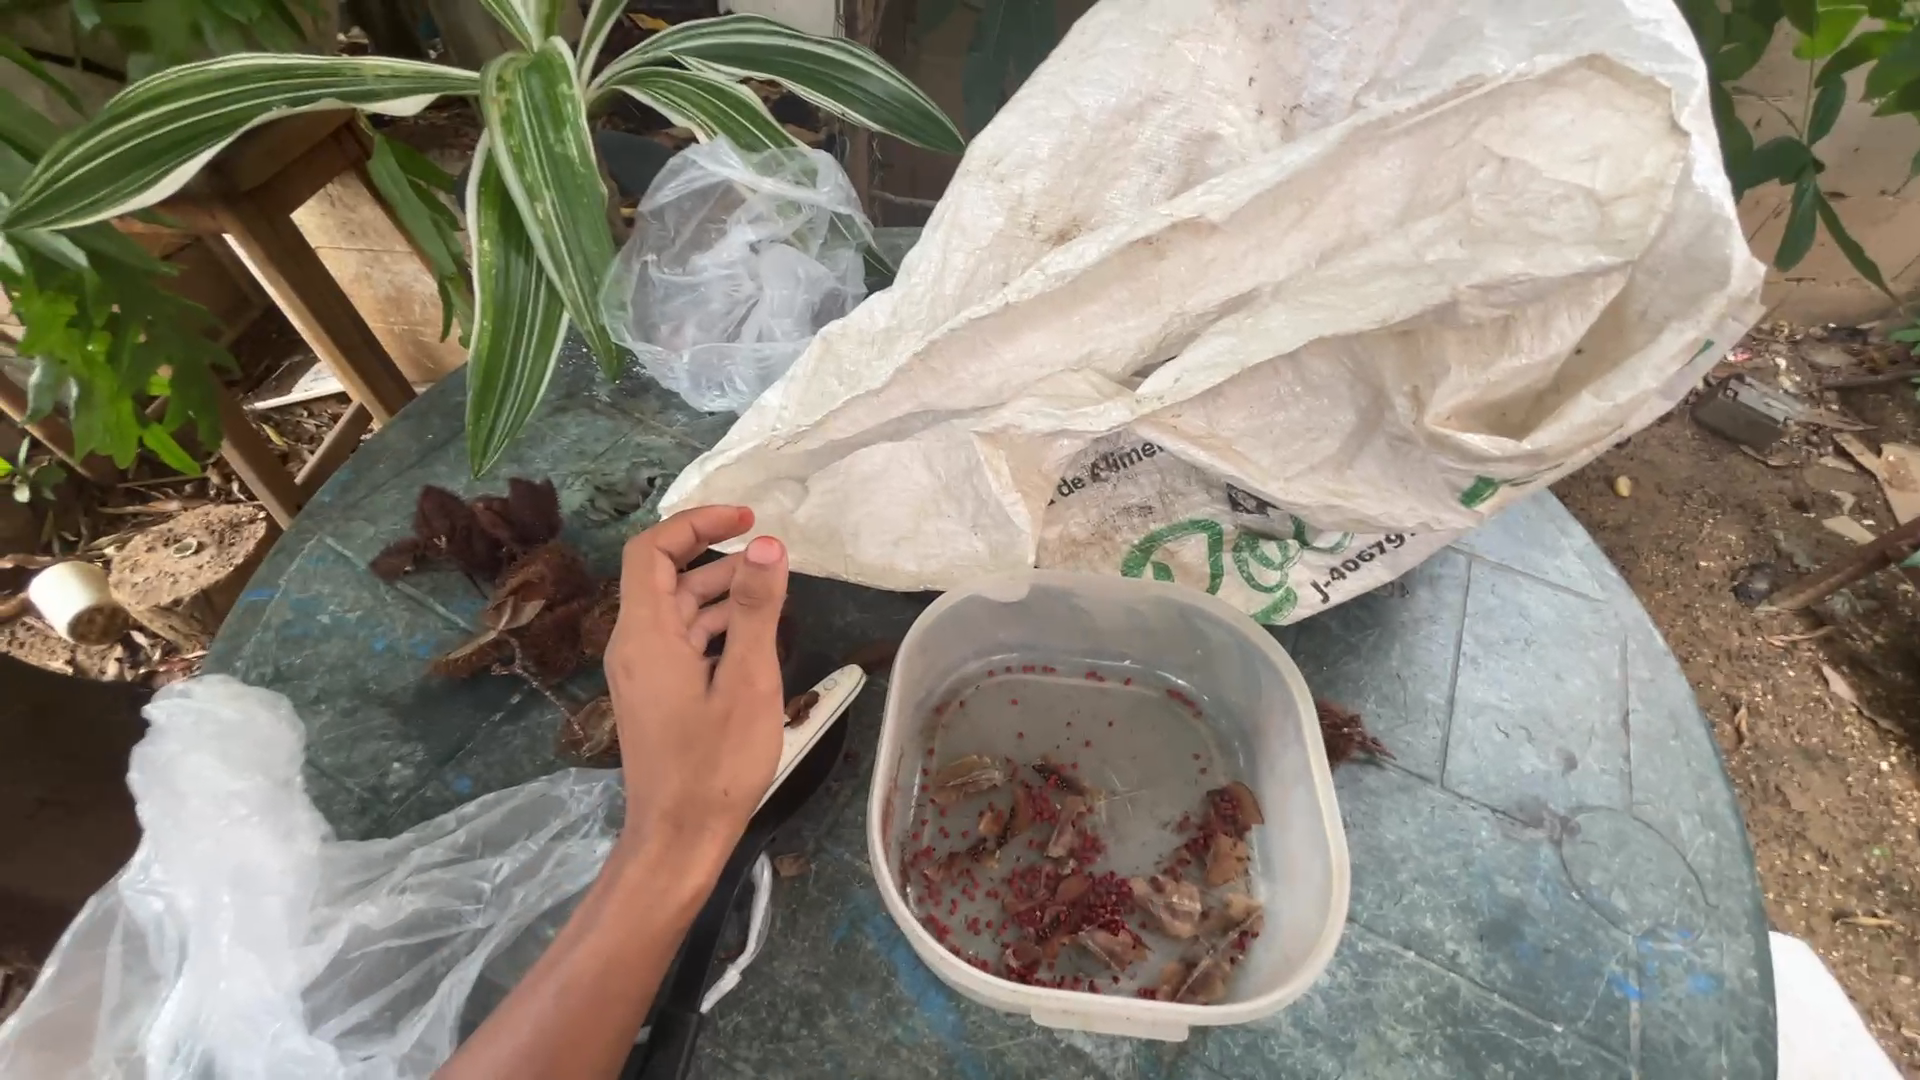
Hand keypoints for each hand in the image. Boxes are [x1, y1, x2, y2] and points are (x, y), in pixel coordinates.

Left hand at [605, 505, 788, 858]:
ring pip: (681, 611)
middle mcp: (636, 645)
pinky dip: (719, 626)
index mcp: (646, 634)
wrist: (680, 839)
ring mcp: (645, 671)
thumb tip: (768, 544)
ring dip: (724, 593)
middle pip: (668, 578)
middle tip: (774, 559)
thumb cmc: (715, 762)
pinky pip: (686, 641)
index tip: (747, 518)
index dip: (696, 523)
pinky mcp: (659, 693)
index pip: (651, 551)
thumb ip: (757, 609)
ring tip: (776, 594)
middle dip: (719, 557)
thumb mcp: (747, 680)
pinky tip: (757, 636)